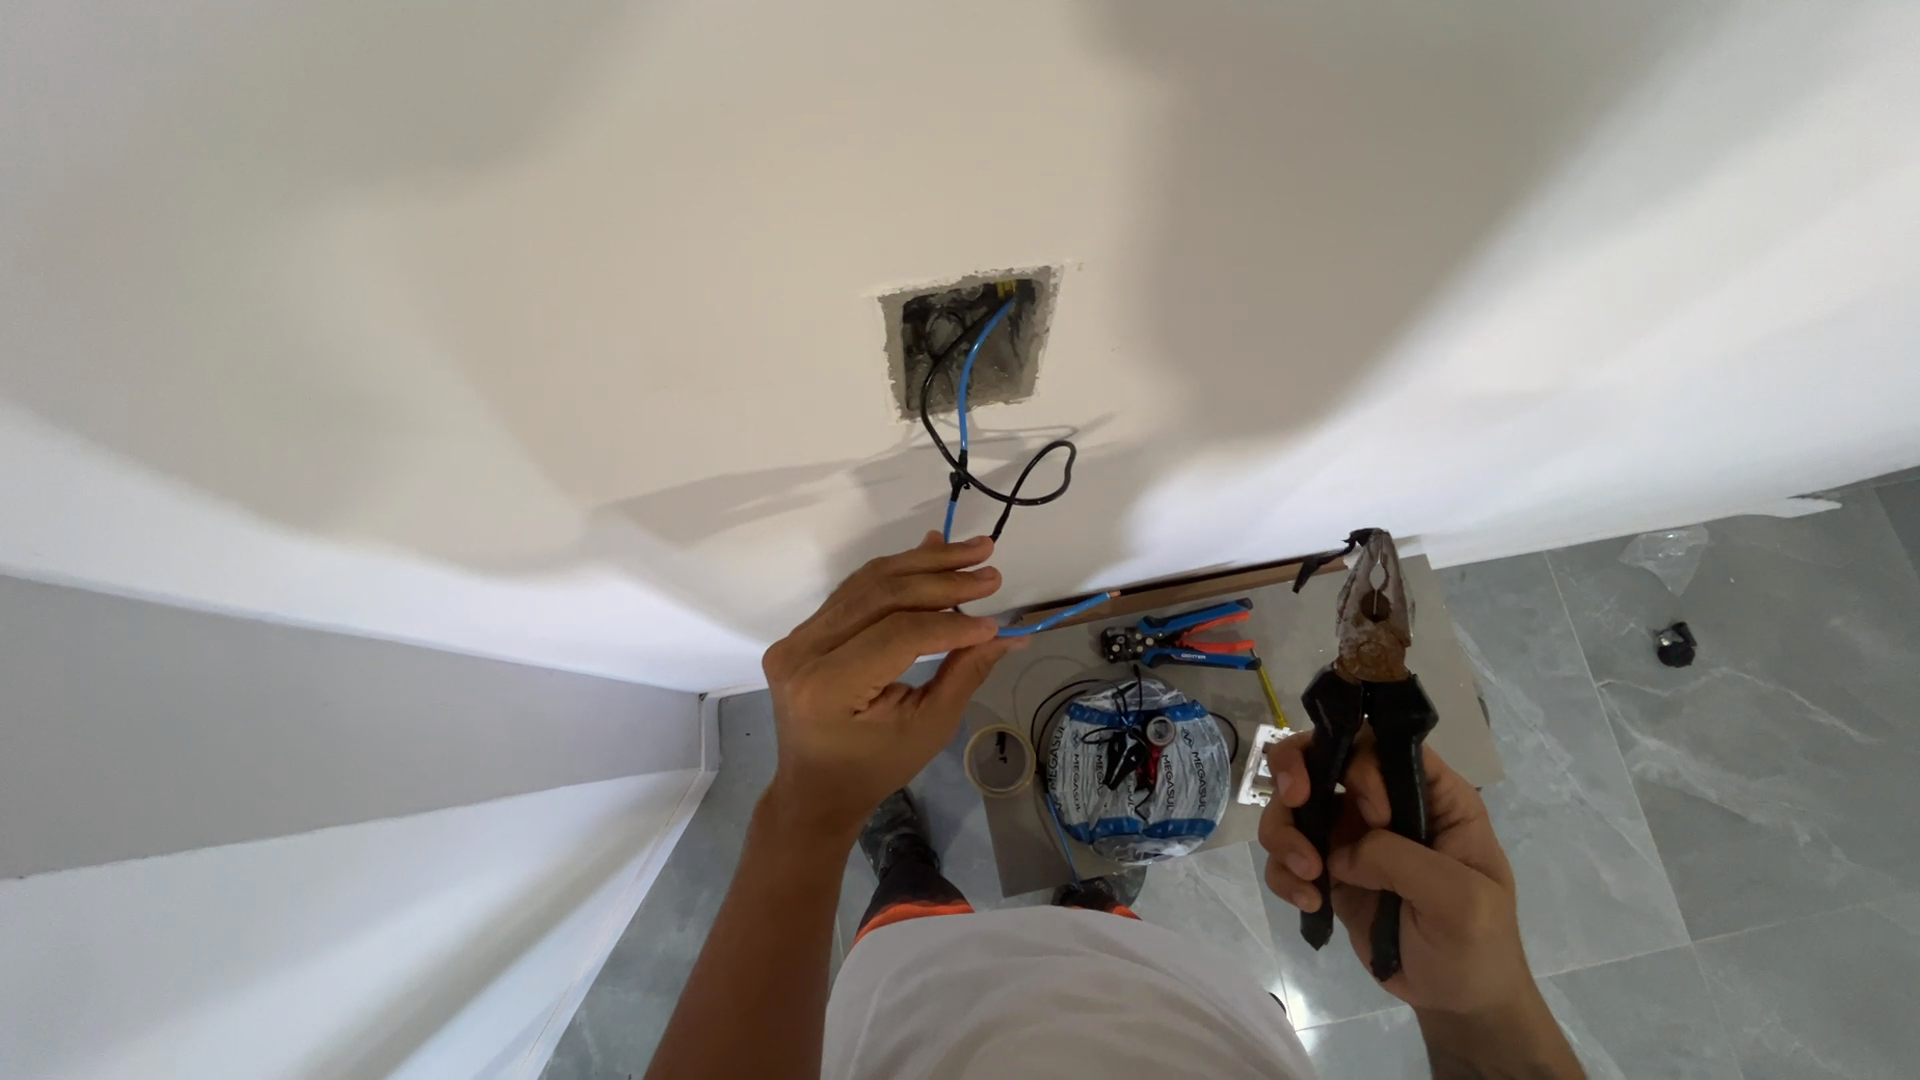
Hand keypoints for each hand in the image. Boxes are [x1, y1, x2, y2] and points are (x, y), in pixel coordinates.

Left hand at [759, 531, 1021, 840]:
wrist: (816, 787)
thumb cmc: (874, 768)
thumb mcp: (927, 728)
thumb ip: (965, 672)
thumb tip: (1011, 632)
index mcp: (828, 686)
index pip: (898, 634)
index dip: (951, 623)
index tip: (996, 621)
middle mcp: (803, 652)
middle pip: (882, 596)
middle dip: (943, 579)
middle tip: (991, 571)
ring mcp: (798, 637)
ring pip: (869, 583)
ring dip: (924, 564)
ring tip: (972, 551)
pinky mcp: (803, 630)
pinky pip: (855, 591)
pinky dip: (897, 571)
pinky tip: (931, 552)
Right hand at [1258, 733, 1534, 1018]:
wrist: (1456, 1003)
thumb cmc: (1478, 946)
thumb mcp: (1462, 900)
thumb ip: (1401, 859)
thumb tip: (1340, 853)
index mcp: (1430, 796)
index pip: (1380, 746)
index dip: (1362, 766)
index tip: (1373, 816)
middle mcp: (1382, 803)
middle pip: (1319, 756)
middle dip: (1294, 772)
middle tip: (1292, 800)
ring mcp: (1348, 834)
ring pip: (1290, 805)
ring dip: (1284, 834)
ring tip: (1307, 878)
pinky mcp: (1324, 866)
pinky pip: (1283, 853)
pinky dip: (1283, 873)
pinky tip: (1308, 903)